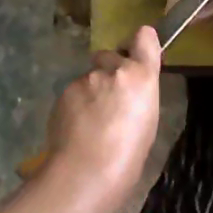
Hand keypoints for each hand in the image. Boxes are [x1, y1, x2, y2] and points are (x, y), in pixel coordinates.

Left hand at [43, 25, 161, 203]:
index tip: (136, 57)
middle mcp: (113, 69)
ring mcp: (86, 79)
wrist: (85, 174)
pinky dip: (76, 106)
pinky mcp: (64, 92)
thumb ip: (139, 96)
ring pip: (90, 79)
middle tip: (109, 103)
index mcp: (141, 76)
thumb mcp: (147, 124)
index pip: (144, 37)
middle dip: (110, 73)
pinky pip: (74, 93)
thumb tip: (129, 93)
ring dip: (91, 93)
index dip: (140, 44)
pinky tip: (76, 131)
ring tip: (90, 126)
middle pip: (110, 58)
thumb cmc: (128, 158)